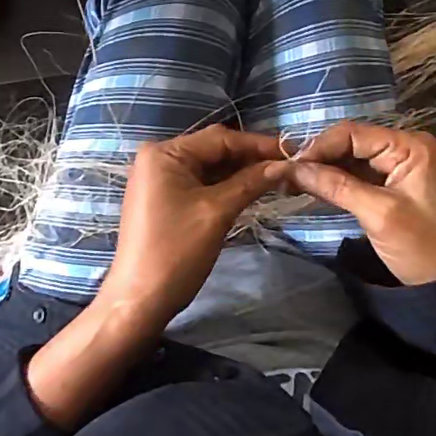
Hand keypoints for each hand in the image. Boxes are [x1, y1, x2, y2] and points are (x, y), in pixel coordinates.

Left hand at [26, 125, 283, 429]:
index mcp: (163, 153)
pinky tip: (251, 189)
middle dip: (249, 158)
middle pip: (212, 150)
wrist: (141, 296)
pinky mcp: (162, 197)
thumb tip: (283, 164)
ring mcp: (157, 178)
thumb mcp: (217, 212)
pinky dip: (223, 185)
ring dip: (239, 172)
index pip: (218, 138)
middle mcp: (157, 157)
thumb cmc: (176, 251)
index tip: (294, 150)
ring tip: (278, 177)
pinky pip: (198, 183)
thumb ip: (250, 182)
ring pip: (207, 167)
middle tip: (290, 166)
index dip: (257, 144)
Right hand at [285, 121, 435, 284]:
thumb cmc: (424, 246)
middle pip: (347, 143)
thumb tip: (291, 168)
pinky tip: (307, 187)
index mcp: (410, 147)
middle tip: (285, 175)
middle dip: (316, 158)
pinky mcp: (388, 183)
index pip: (352, 133)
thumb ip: (335, 185)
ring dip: (319, 169)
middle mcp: (403, 147)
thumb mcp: (378, 214)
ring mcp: (396, 165)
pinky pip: (352, 173)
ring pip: (346, 158)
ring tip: (290, 182)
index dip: (318, 146)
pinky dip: (330, 180)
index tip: (290, 166)